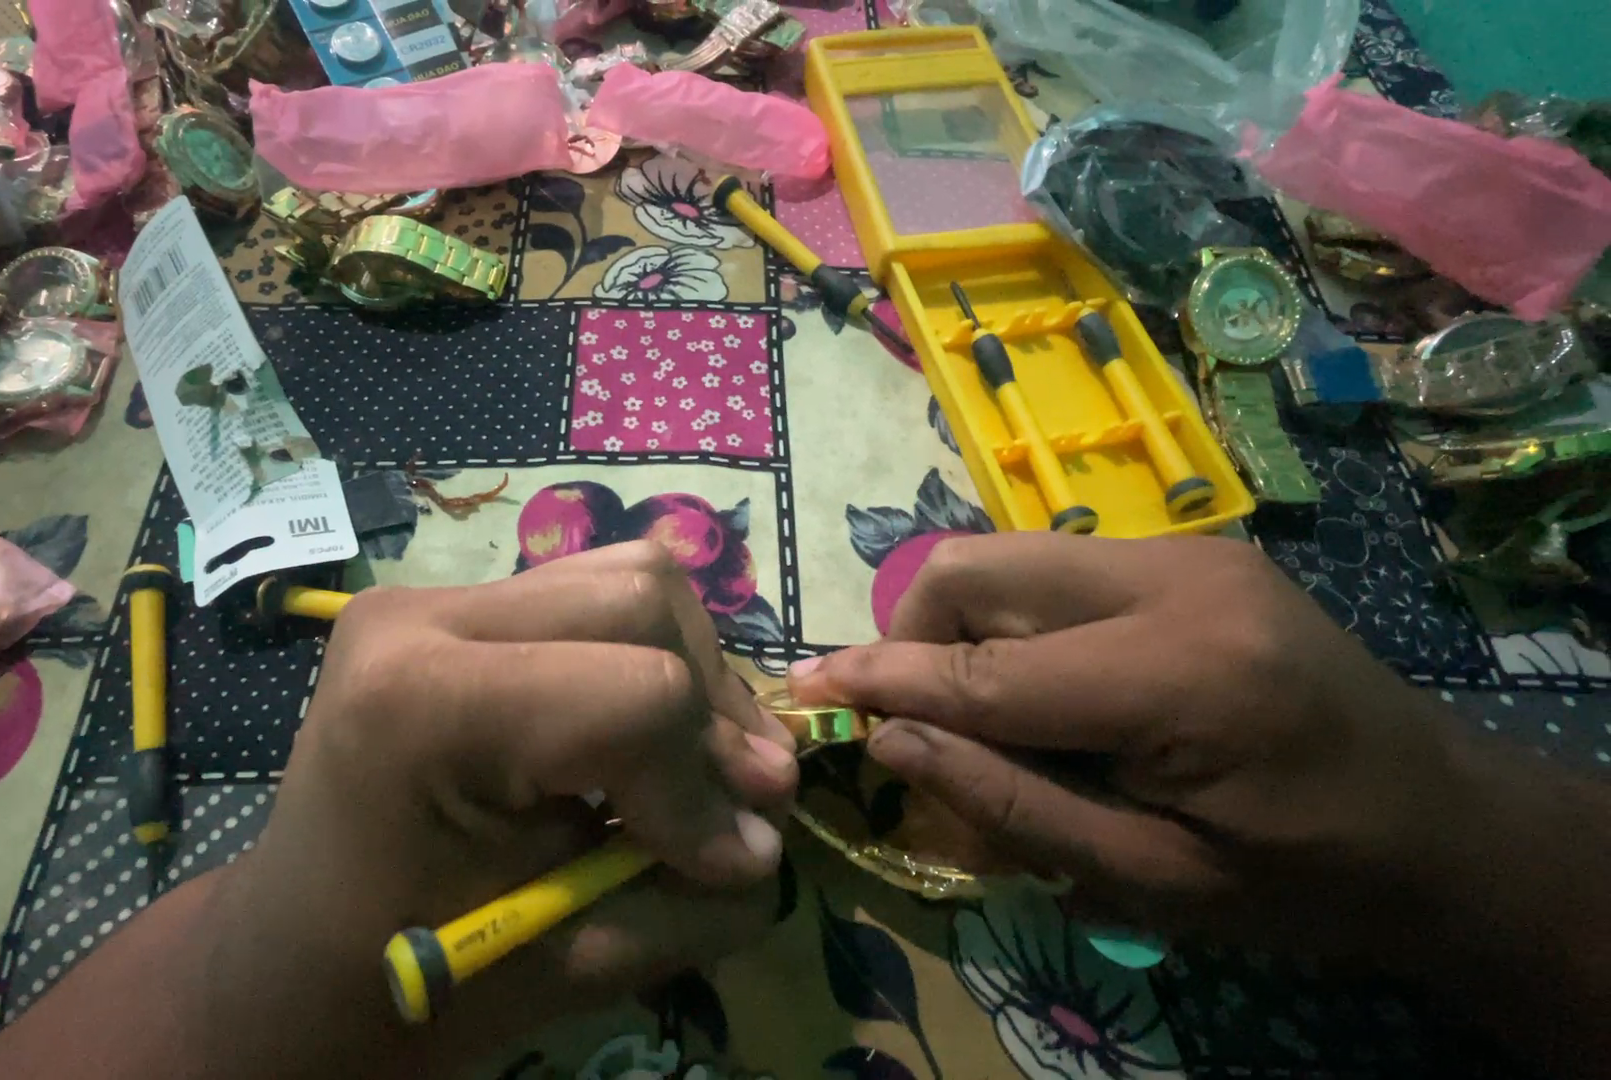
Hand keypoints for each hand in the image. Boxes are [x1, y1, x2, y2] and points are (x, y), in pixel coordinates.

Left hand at [204, 542, 797, 1073]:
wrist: (292, 951)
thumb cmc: (405, 977)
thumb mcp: (566, 966)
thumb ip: (695, 902)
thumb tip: (766, 833)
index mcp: (424, 703)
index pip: (639, 691)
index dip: (705, 780)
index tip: (729, 858)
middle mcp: (424, 614)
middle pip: (642, 600)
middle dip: (710, 707)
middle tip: (739, 795)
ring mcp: (434, 596)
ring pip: (628, 579)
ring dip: (688, 670)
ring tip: (695, 756)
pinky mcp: (453, 602)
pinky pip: (592, 594)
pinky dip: (646, 654)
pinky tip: (638, 725)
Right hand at [788, 532, 1463, 957]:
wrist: (1453, 824)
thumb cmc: (1304, 881)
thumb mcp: (1150, 880)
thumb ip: (1007, 805)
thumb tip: (888, 740)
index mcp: (1181, 677)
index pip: (982, 671)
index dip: (881, 679)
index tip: (806, 689)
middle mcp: (1174, 581)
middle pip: (972, 571)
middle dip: (911, 636)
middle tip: (913, 712)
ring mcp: (1180, 550)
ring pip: (998, 558)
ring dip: (955, 627)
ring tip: (976, 704)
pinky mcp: (1178, 549)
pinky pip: (1042, 569)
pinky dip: (1004, 620)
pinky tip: (1036, 680)